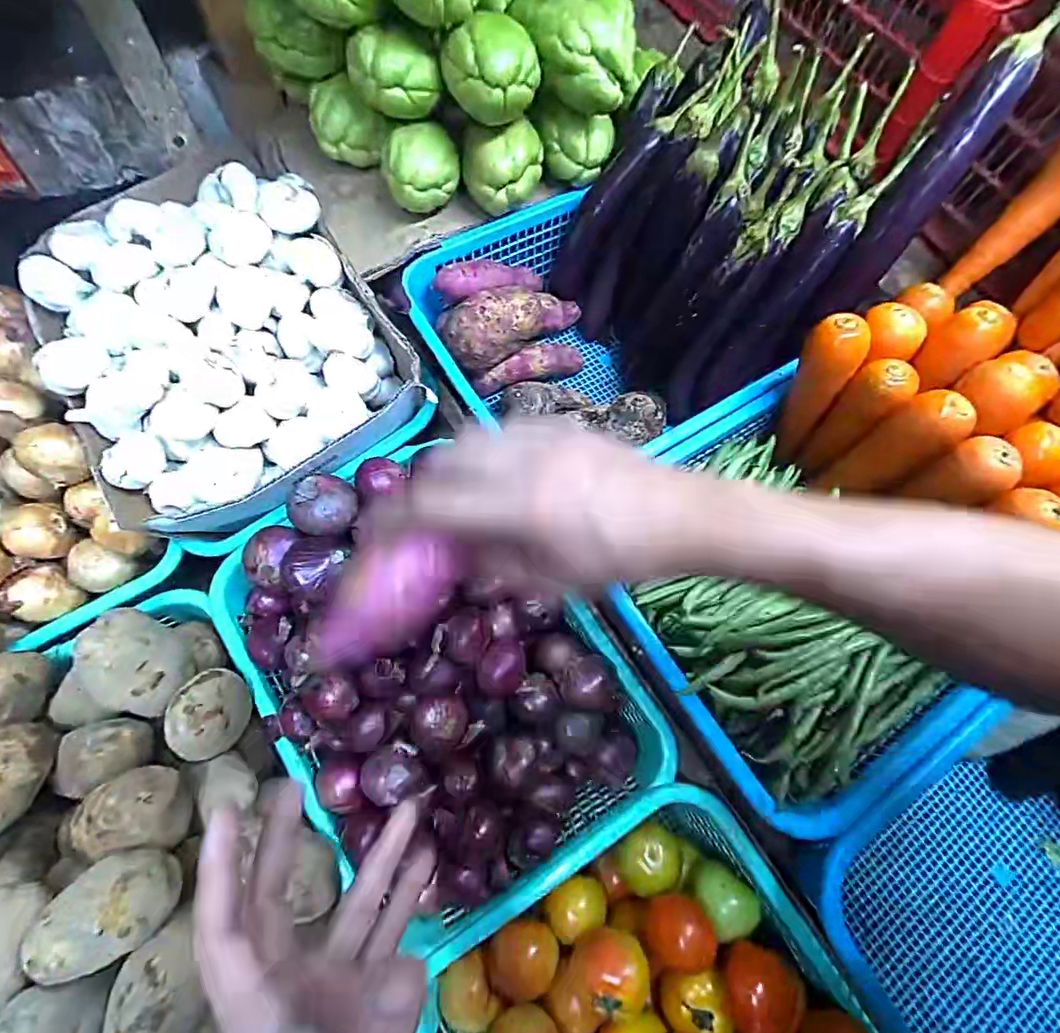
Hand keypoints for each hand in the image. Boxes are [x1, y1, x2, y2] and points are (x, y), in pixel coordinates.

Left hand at [196, 781, 435, 1032]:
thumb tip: (411, 964)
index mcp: (261, 1011)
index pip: (227, 934)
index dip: (220, 873)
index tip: (224, 814)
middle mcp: (287, 987)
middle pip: (275, 904)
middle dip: (282, 844)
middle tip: (292, 787)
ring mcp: (328, 988)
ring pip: (348, 910)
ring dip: (377, 859)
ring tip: (407, 810)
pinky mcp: (363, 994)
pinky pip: (383, 934)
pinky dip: (404, 898)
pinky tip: (428, 861)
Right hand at [368, 420, 713, 587]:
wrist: (681, 513)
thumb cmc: (623, 558)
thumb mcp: (557, 581)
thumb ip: (498, 568)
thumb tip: (458, 557)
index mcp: (520, 506)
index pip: (432, 506)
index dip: (393, 521)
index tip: (377, 535)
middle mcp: (523, 460)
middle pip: (442, 463)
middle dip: (422, 492)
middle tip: (427, 520)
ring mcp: (543, 435)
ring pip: (470, 440)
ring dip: (452, 468)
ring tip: (464, 496)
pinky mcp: (562, 424)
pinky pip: (503, 430)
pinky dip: (486, 452)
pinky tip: (503, 474)